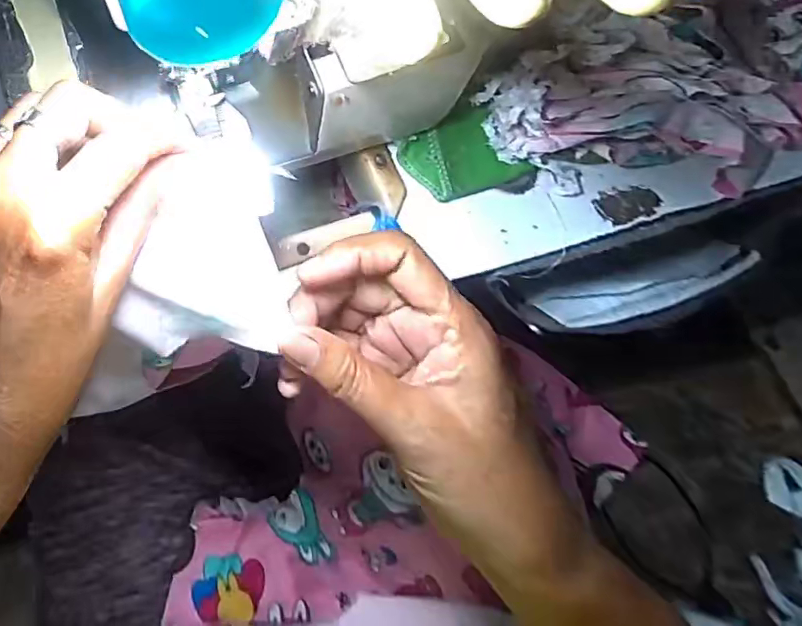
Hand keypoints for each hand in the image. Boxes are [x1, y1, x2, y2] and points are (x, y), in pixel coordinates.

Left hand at [0, 80, 182, 520]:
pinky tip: (58, 182)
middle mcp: (2, 188)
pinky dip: (37, 147)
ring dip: (72, 125)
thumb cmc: (47, 374)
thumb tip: (177, 166)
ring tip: (102, 160)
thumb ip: (140, 213)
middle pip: (65, 101)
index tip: (187, 147)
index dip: (164, 136)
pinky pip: (0, 147)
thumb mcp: (107, 293)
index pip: (120, 143)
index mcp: (50, 220)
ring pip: (26, 113)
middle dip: (114, 115)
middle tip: (140, 150)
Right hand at [278, 232, 680, 625]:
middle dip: (318, 302)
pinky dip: (313, 361)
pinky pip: (338, 351)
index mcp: (448, 321)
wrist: (514, 544)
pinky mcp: (384, 375)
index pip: (398, 257)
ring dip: (309, 334)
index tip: (306, 281)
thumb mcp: (415, 426)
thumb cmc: (484, 481)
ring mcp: (401, 349)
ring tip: (288, 367)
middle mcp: (422, 323)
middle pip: (360, 283)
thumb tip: (287, 337)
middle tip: (287, 334)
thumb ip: (349, 377)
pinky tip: (296, 383)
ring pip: (342, 315)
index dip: (350, 256)